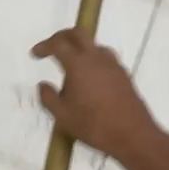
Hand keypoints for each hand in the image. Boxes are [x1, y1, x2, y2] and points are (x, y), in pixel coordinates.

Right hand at [32, 28, 166, 163]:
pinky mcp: (124, 75)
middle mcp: (97, 58)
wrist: (133, 136)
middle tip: (51, 47)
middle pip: (78, 33)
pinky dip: (93, 59)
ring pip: (94, 45)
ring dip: (80, 47)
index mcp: (79, 64)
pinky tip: (90, 78)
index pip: (58, 44)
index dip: (44, 46)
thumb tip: (43, 84)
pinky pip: (105, 58)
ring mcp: (113, 65)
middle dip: (62, 36)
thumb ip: (48, 98)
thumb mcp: (62, 116)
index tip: (35, 54)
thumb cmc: (94, 126)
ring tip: (71, 64)